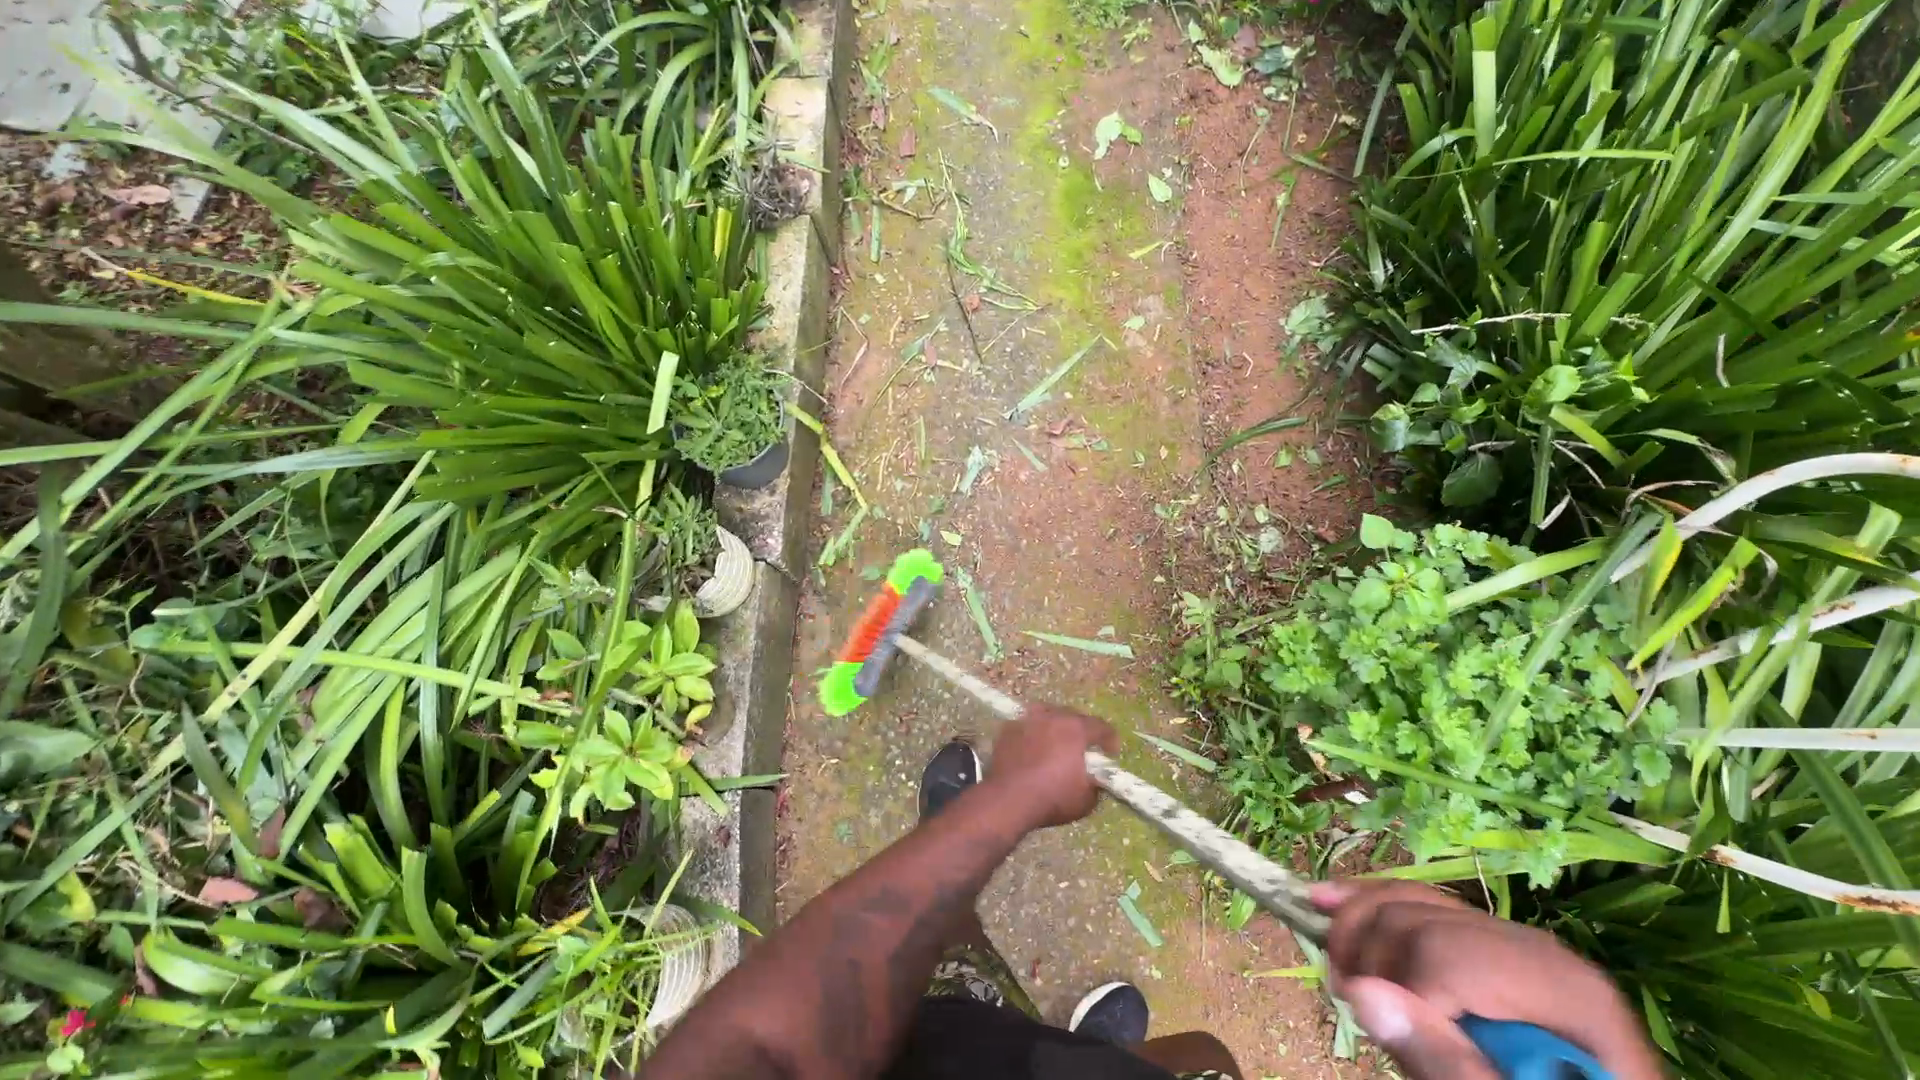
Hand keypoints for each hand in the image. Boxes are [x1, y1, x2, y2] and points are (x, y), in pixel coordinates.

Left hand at [981, 704, 1116, 829]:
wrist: (1008, 799)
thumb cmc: (1052, 798)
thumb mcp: (1086, 800)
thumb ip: (1095, 784)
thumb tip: (1093, 778)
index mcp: (1076, 729)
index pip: (1101, 727)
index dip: (1109, 740)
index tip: (1110, 753)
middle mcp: (1052, 717)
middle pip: (1073, 716)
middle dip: (1082, 731)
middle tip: (1082, 748)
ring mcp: (1027, 720)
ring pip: (1047, 715)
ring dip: (1055, 725)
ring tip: (1056, 741)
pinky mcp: (1008, 729)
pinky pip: (1027, 725)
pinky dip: (1033, 734)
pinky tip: (1031, 748)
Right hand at [1311, 880, 1664, 1079]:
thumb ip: (1447, 1063)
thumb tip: (1361, 992)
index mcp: (1563, 993)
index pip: (1448, 954)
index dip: (1393, 982)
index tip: (1362, 1016)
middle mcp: (1540, 951)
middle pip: (1426, 922)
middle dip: (1369, 951)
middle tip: (1341, 995)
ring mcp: (1516, 943)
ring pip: (1416, 902)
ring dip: (1360, 923)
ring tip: (1333, 963)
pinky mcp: (1493, 947)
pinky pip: (1424, 907)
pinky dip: (1373, 905)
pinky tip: (1327, 899)